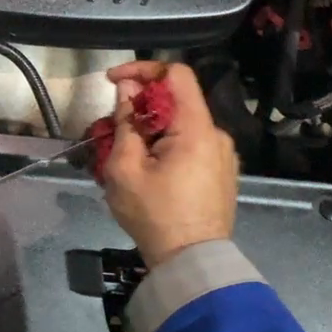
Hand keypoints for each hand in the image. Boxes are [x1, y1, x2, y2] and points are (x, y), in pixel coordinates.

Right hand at [102, 61, 239, 269]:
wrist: (193, 262)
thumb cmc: (154, 214)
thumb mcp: (125, 168)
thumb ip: (126, 123)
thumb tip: (127, 91)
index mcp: (195, 129)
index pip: (176, 74)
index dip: (142, 69)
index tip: (113, 82)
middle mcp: (216, 135)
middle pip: (176, 100)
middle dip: (139, 106)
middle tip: (109, 127)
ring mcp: (222, 155)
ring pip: (180, 124)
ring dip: (149, 128)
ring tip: (122, 153)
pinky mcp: (220, 172)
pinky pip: (189, 144)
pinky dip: (164, 144)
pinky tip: (145, 168)